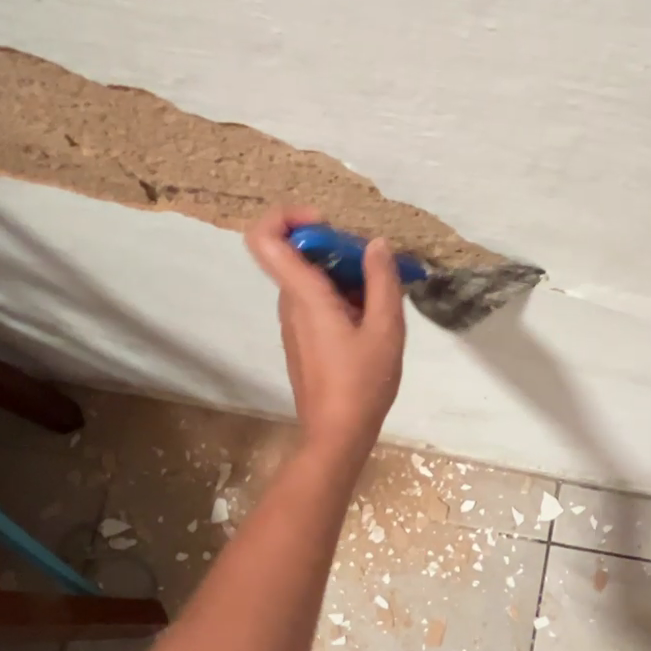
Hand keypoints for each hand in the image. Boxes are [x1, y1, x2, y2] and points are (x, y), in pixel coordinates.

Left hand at [245, 207, 405, 455]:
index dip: (288, 216)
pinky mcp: (304, 341)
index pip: (264, 237)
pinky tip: (373, 322)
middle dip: (337, 248)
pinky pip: (317, 303)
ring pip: (311, 279)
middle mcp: (290, 304)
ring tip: (384, 297)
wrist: (337, 434)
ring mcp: (294, 324)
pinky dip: (343, 298)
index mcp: (304, 295)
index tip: (328, 225)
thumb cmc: (362, 383)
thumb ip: (383, 281)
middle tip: (377, 266)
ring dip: (345, 276)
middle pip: (298, 254)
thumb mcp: (386, 330)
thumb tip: (376, 245)